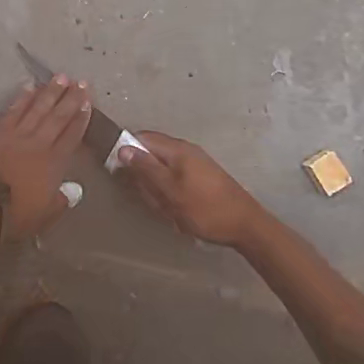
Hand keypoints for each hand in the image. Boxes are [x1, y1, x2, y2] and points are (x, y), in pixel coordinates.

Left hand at [0, 76, 91, 236]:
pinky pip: (13, 110)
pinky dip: (22, 98)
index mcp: (54, 162)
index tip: (88, 102)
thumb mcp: (46, 215)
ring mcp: (17, 134)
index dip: (81, 119)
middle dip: (71, 98)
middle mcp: (39, 143)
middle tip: (81, 82)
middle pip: (58, 116)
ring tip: (60, 77)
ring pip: (37, 108)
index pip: (72, 135)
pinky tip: (29, 87)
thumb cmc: (16, 214)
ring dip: (50, 92)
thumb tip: (75, 190)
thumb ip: (62, 200)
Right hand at [115, 131, 267, 246]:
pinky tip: (177, 213)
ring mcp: (195, 163)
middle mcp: (185, 150)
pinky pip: (175, 181)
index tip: (117, 171)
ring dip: (158, 191)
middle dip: (145, 178)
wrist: (245, 225)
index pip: (142, 137)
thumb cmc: (204, 208)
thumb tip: (123, 147)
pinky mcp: (201, 178)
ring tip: (167, 211)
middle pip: (152, 154)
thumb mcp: (170, 191)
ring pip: (163, 171)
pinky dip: (170, 196)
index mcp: (176, 148)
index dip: (126, 150)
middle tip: (151, 200)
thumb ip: (145, 169)